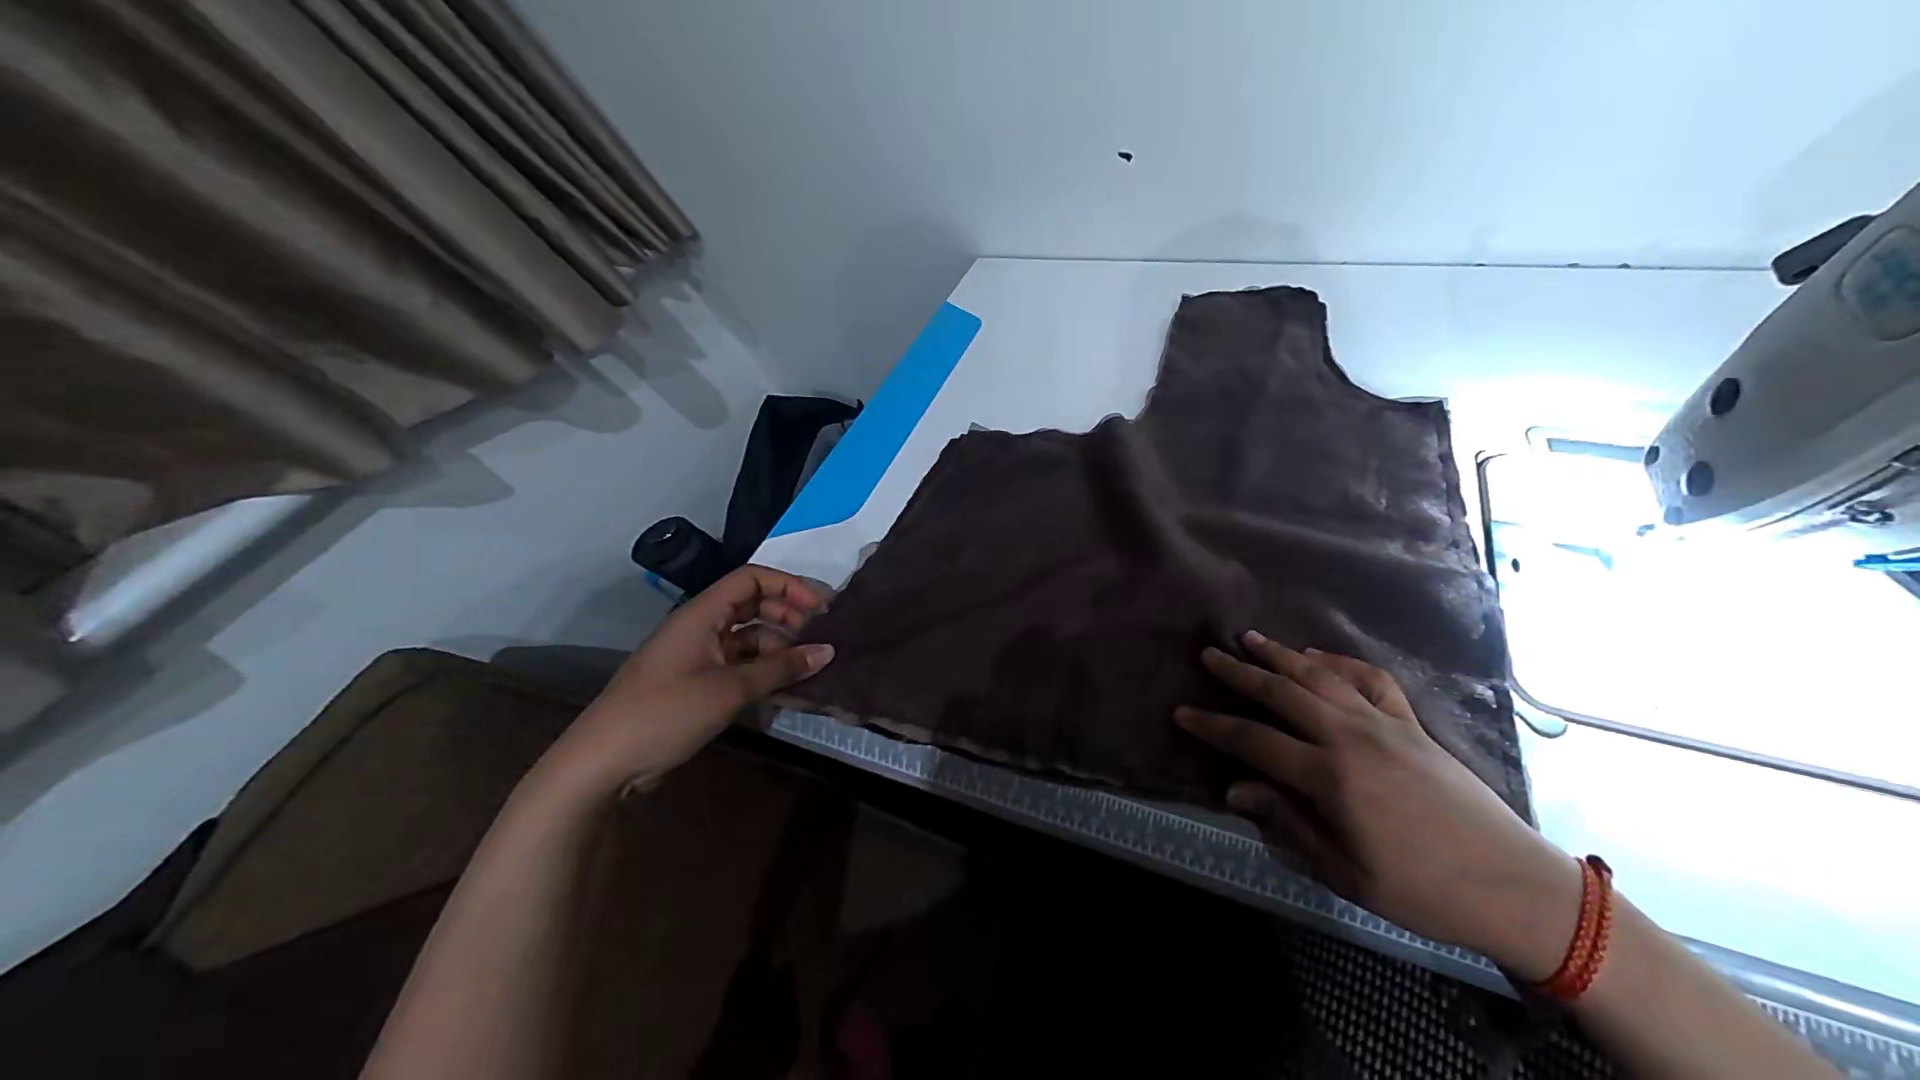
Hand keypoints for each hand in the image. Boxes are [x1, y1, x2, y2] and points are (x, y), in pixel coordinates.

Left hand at [538, 565, 833, 800]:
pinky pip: (740, 666)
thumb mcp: (728, 690)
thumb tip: (828, 651)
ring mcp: (698, 657)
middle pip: (752, 606)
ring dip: (779, 648)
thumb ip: (780, 668)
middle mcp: (700, 628)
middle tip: (821, 638)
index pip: (751, 579)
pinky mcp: (697, 684)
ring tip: (810, 667)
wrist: (603, 763)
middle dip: (789, 616)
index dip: (788, 586)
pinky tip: (788, 688)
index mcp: (701, 614)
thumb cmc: (665, 713)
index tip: (821, 608)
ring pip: (748, 638)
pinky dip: (764, 672)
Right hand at [1173, 632, 1582, 980]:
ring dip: (1282, 655)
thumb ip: (1286, 823)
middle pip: (1282, 694)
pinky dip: (1342, 662)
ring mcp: (1385, 725)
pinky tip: (1320, 657)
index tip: (1182, 712)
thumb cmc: (1422, 890)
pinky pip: (1372, 680)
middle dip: (1240, 672)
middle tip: (1209, 654)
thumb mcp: (1344, 872)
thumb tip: (1235, 788)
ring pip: (1321, 677)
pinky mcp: (1412, 725)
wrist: (1514, 886)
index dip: (1212, 725)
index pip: (1253, 741)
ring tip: (1252, 638)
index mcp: (1330, 778)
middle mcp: (1350, 738)